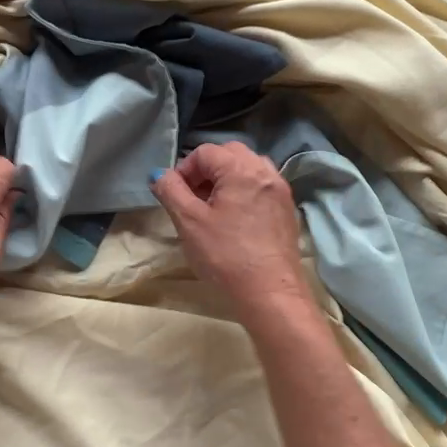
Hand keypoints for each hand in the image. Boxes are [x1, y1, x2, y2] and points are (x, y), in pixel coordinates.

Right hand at [150, 142, 310, 310]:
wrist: (270, 294)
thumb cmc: (225, 256)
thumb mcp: (188, 222)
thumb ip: (170, 191)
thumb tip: (160, 174)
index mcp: (242, 170)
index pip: (206, 152)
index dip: (184, 169)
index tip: (175, 194)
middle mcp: (266, 172)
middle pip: (230, 154)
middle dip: (206, 169)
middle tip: (192, 197)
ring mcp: (280, 191)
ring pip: (247, 168)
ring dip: (225, 178)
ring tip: (211, 206)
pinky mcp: (286, 210)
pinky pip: (260, 186)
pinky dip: (242, 191)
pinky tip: (232, 218)